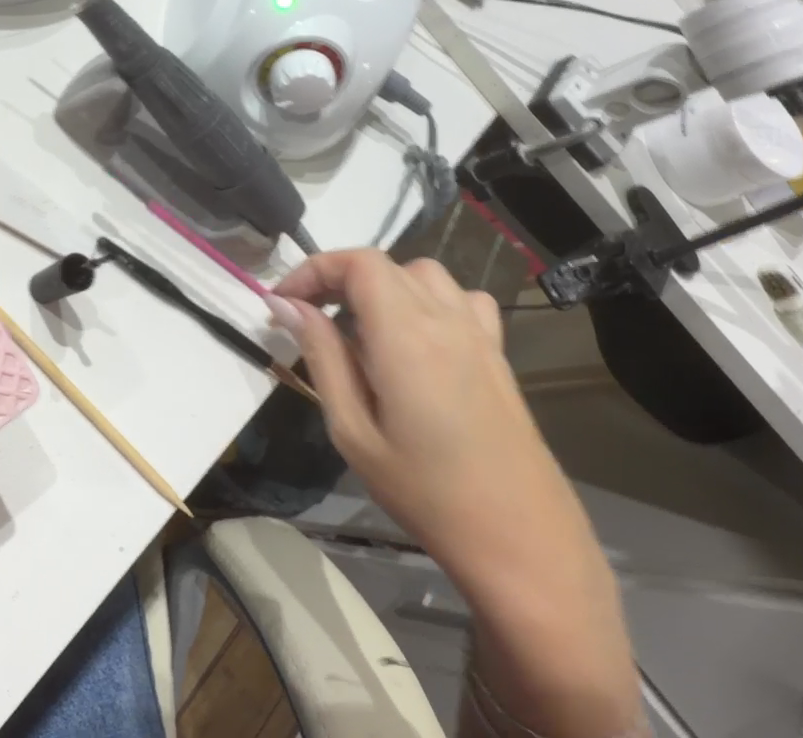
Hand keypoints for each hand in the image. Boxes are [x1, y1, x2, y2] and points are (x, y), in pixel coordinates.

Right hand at [266, 252, 598, 596]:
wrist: (520, 540)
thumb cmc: (423, 492)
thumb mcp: (352, 430)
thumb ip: (321, 357)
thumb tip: (286, 306)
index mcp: (406, 336)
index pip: (358, 264)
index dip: (314, 269)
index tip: (282, 303)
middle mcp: (446, 321)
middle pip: (386, 265)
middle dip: (337, 278)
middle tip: (305, 318)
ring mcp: (480, 336)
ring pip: (424, 275)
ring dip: (382, 286)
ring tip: (356, 328)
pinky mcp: (498, 356)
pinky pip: (461, 300)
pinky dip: (426, 301)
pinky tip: (413, 339)